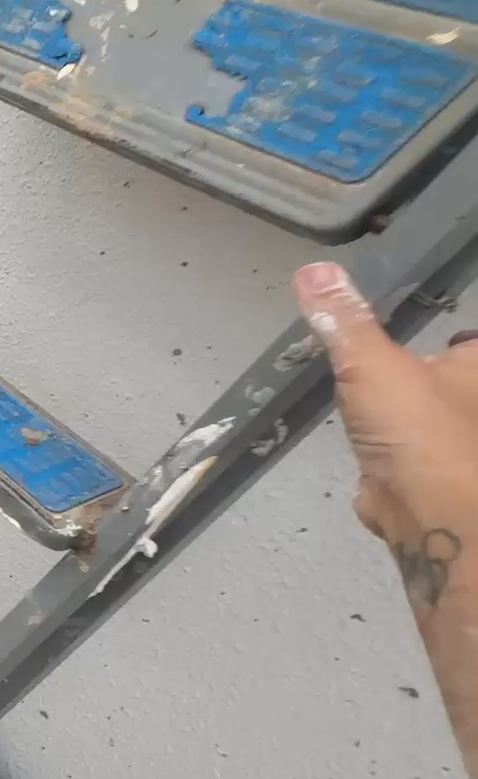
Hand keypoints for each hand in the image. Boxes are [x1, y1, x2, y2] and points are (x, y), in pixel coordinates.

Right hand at [293, 262, 477, 601]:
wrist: (433, 509)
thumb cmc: (420, 428)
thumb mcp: (369, 364)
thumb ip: (344, 321)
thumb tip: (315, 270)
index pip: (472, 339)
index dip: (456, 336)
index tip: (435, 331)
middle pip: (462, 373)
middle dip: (439, 368)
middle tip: (398, 358)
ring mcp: (466, 435)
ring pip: (447, 408)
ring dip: (420, 403)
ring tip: (378, 394)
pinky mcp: (447, 467)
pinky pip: (429, 441)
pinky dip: (406, 436)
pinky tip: (378, 435)